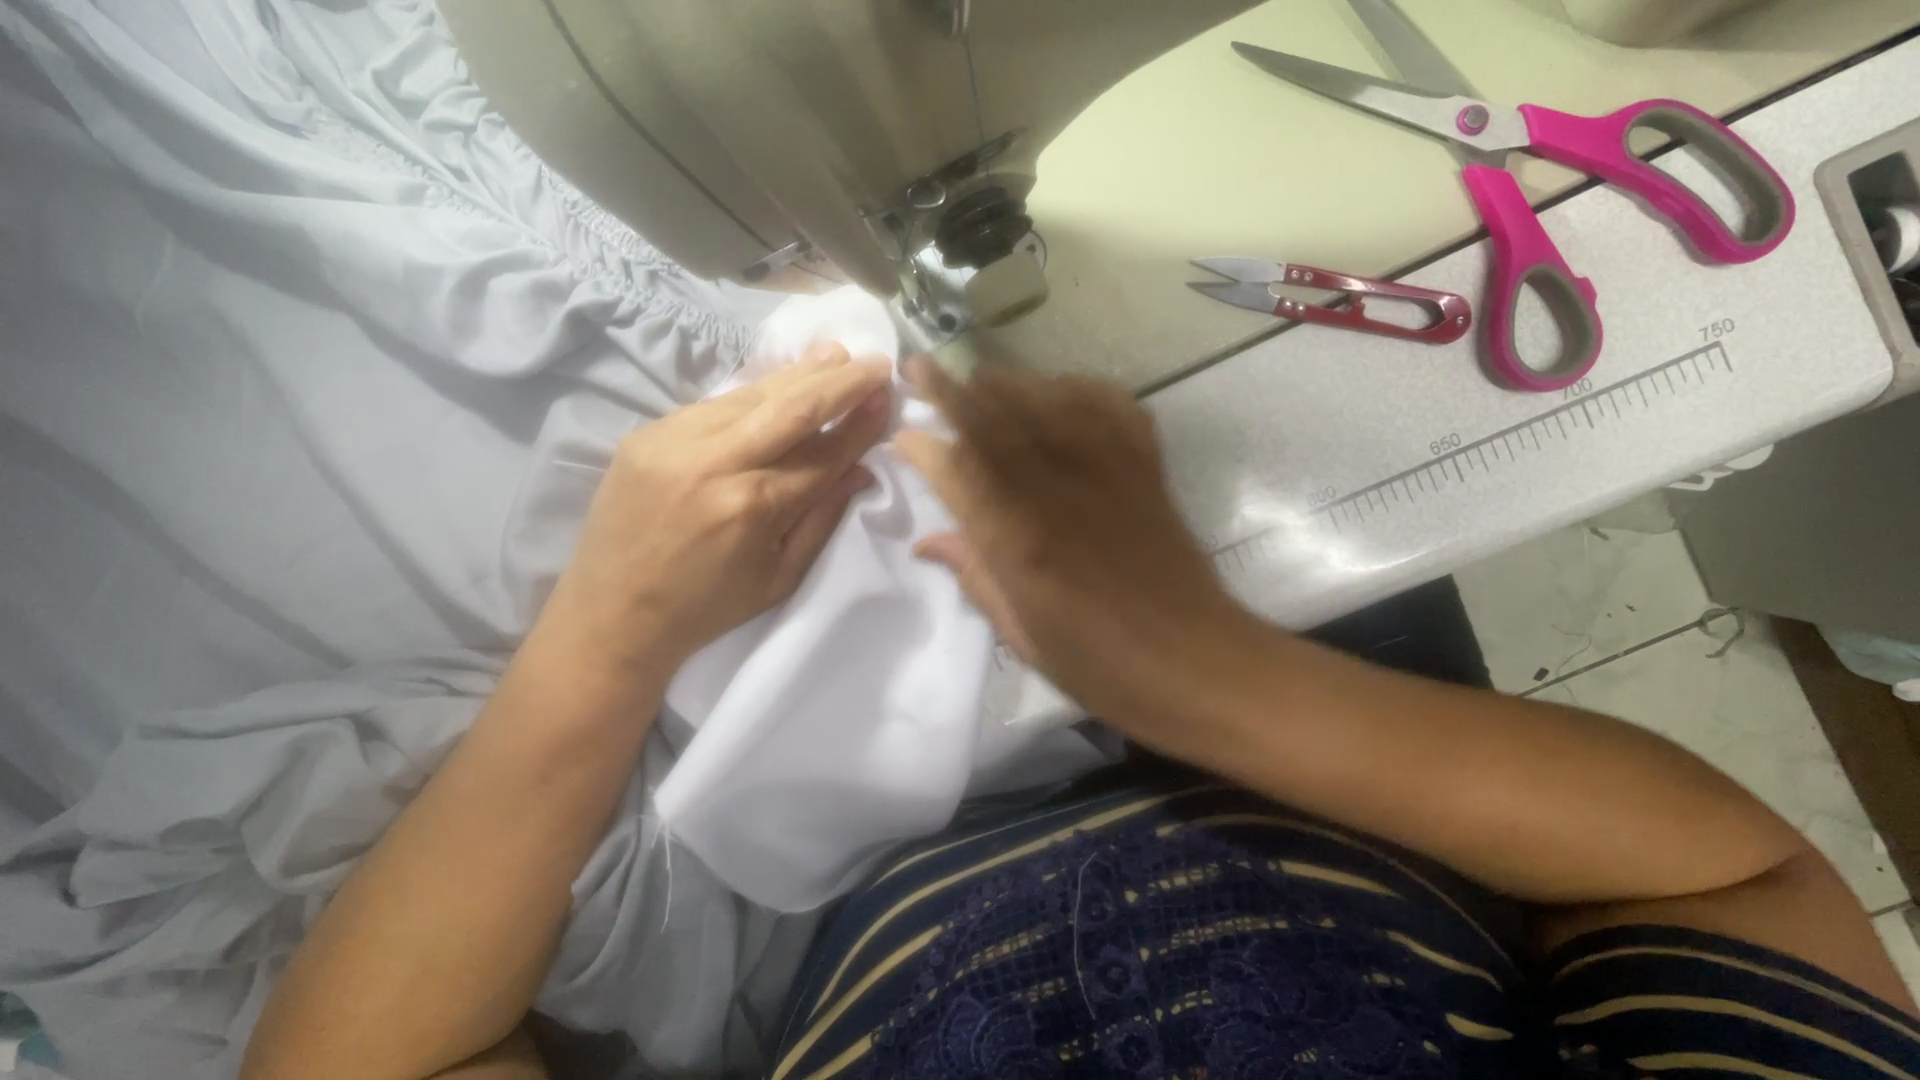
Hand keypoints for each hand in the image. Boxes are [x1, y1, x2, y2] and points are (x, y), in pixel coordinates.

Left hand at [545, 345, 891, 674]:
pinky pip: (713, 405)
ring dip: (798, 375)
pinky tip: (779, 382)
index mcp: (753, 508)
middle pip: (791, 408)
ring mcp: (675, 442)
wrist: (611, 614)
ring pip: (751, 395)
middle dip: (839, 382)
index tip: (886, 396)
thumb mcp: (779, 578)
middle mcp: (715, 464)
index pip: (823, 453)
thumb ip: (822, 520)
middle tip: (873, 361)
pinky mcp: (647, 435)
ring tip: (833, 355)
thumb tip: (861, 470)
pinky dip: (753, 393)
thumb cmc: (706, 607)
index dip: (859, 424)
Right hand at [895, 358, 1255, 727]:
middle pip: (997, 421)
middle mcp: (1059, 490)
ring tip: (982, 379)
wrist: (1196, 663)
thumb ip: (975, 576)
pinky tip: (1059, 391)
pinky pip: (1111, 405)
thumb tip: (929, 541)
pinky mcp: (1147, 467)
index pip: (958, 472)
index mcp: (1020, 539)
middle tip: (921, 368)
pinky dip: (1080, 389)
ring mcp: (1108, 471)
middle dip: (952, 391)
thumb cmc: (1102, 665)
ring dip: (1009, 384)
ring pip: (1049, 400)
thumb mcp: (1024, 634)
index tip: (901, 435)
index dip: (924, 448)